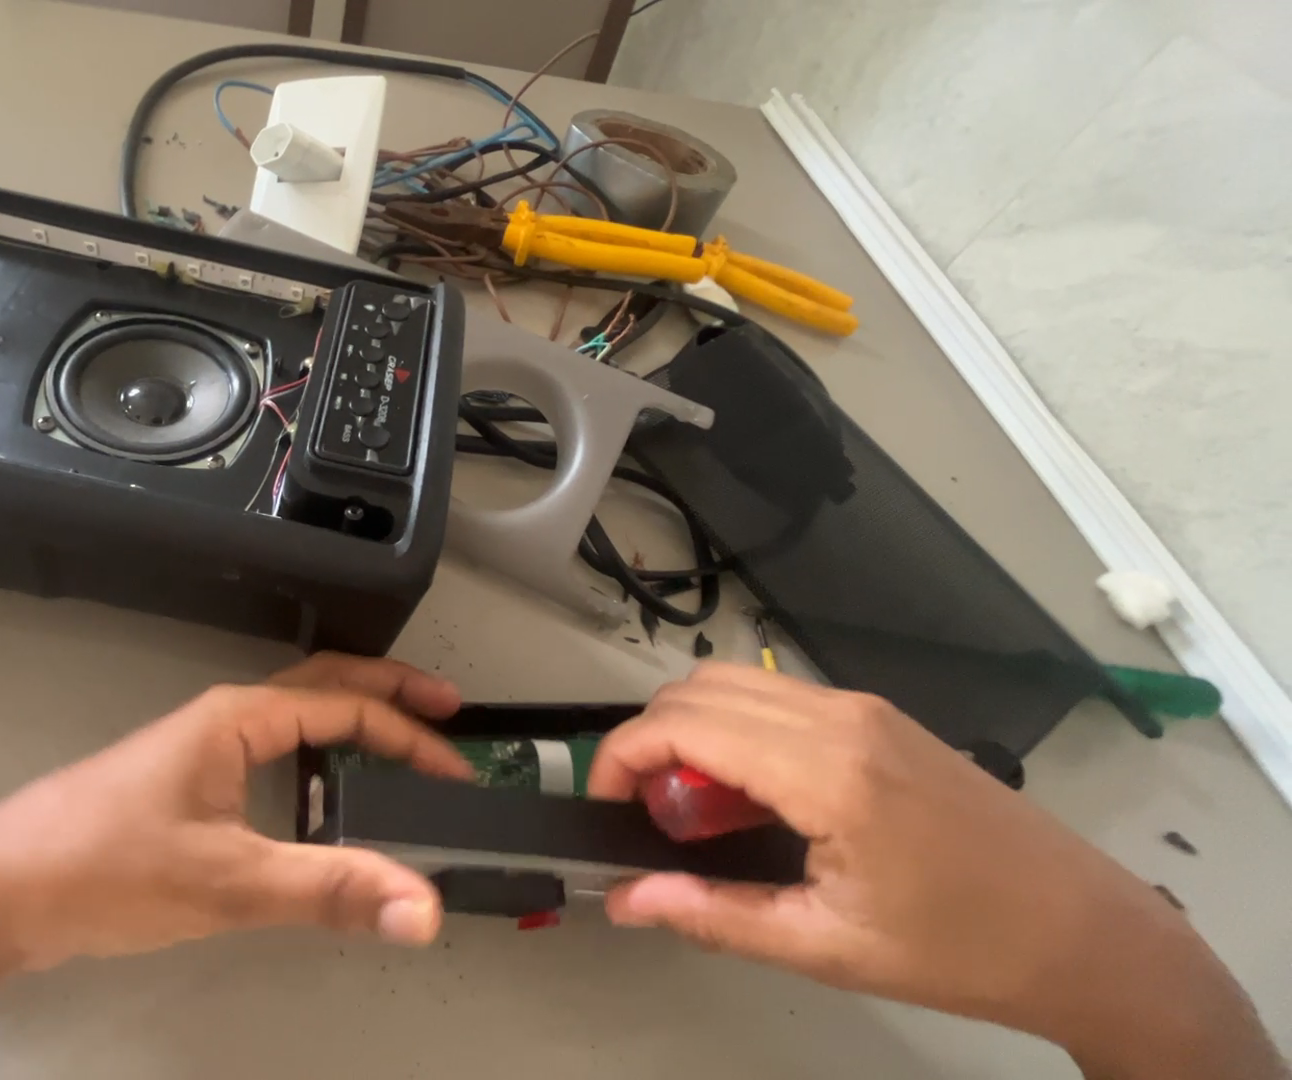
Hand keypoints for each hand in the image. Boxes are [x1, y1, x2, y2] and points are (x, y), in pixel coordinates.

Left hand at [0, 652, 470, 971]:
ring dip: (354, 723)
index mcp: (239, 718)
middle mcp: (226, 719)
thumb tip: (425, 908)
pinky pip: (272, 754)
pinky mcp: (190, 785)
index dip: (408, 734)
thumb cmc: (109, 868)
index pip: (344, 706)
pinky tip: (328, 799)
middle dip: (389, 693)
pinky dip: (318, 760)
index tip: (458, 769)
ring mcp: (204, 750)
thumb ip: (328, 891)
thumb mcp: (226, 882)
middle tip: (448, 711)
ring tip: (402, 747)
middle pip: (324, 687)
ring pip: (296, 719)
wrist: (0, 891)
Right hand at [588, 664, 1278, 1076]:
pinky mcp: (873, 712)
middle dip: (647, 740)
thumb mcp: (826, 947)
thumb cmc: (961, 951)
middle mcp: (836, 716)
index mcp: (824, 772)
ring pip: (726, 680)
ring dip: (686, 727)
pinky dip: (729, 723)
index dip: (619, 755)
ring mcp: (858, 706)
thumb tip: (622, 901)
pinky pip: (768, 693)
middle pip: (692, 690)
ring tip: (696, 800)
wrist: (1096, 936)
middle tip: (650, 810)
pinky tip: (748, 785)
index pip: (679, 725)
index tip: (606, 805)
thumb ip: (712, 916)